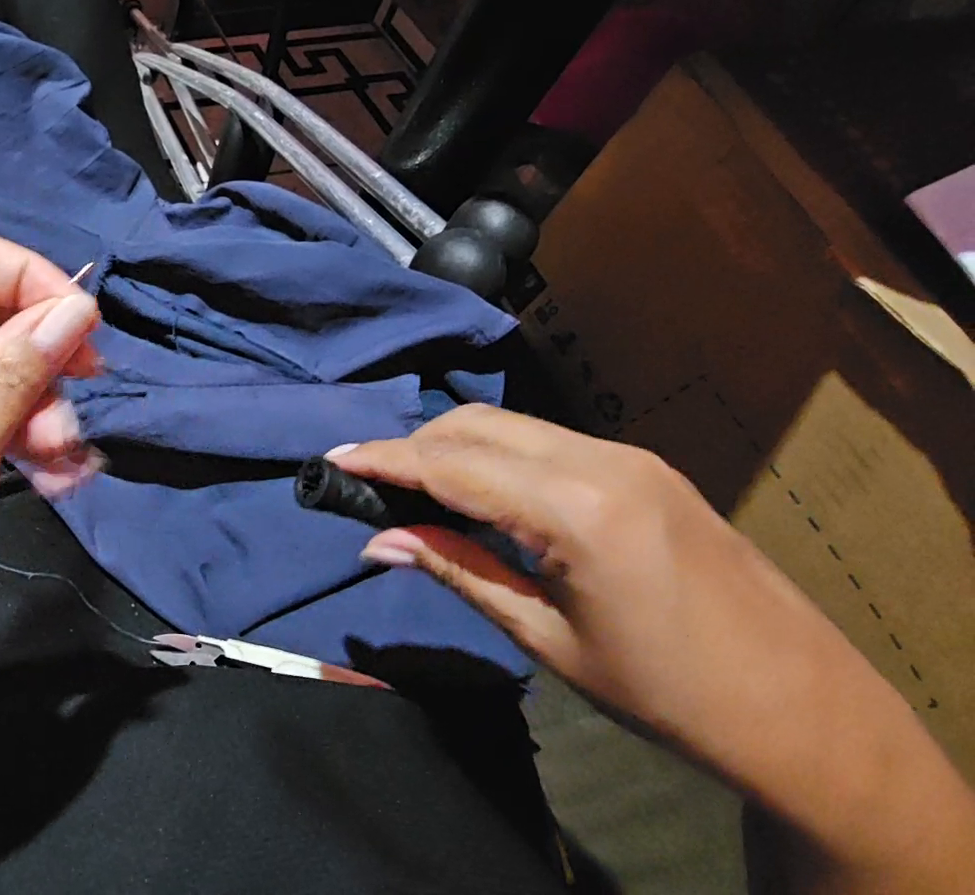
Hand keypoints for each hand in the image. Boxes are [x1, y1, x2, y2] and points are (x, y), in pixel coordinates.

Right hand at [331, 404, 974, 891]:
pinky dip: (493, 454)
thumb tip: (377, 540)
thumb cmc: (667, 693)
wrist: (809, 714)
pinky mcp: (644, 469)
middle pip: (477, 426)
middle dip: (412, 446)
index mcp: (578, 511)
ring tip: (411, 486)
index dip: (385, 460)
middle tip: (365, 482)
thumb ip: (458, 569)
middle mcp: (604, 462)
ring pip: (510, 426)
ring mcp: (630, 458)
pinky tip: (477, 490)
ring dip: (452, 446)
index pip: (454, 464)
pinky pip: (545, 441)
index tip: (331, 461)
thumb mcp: (546, 639)